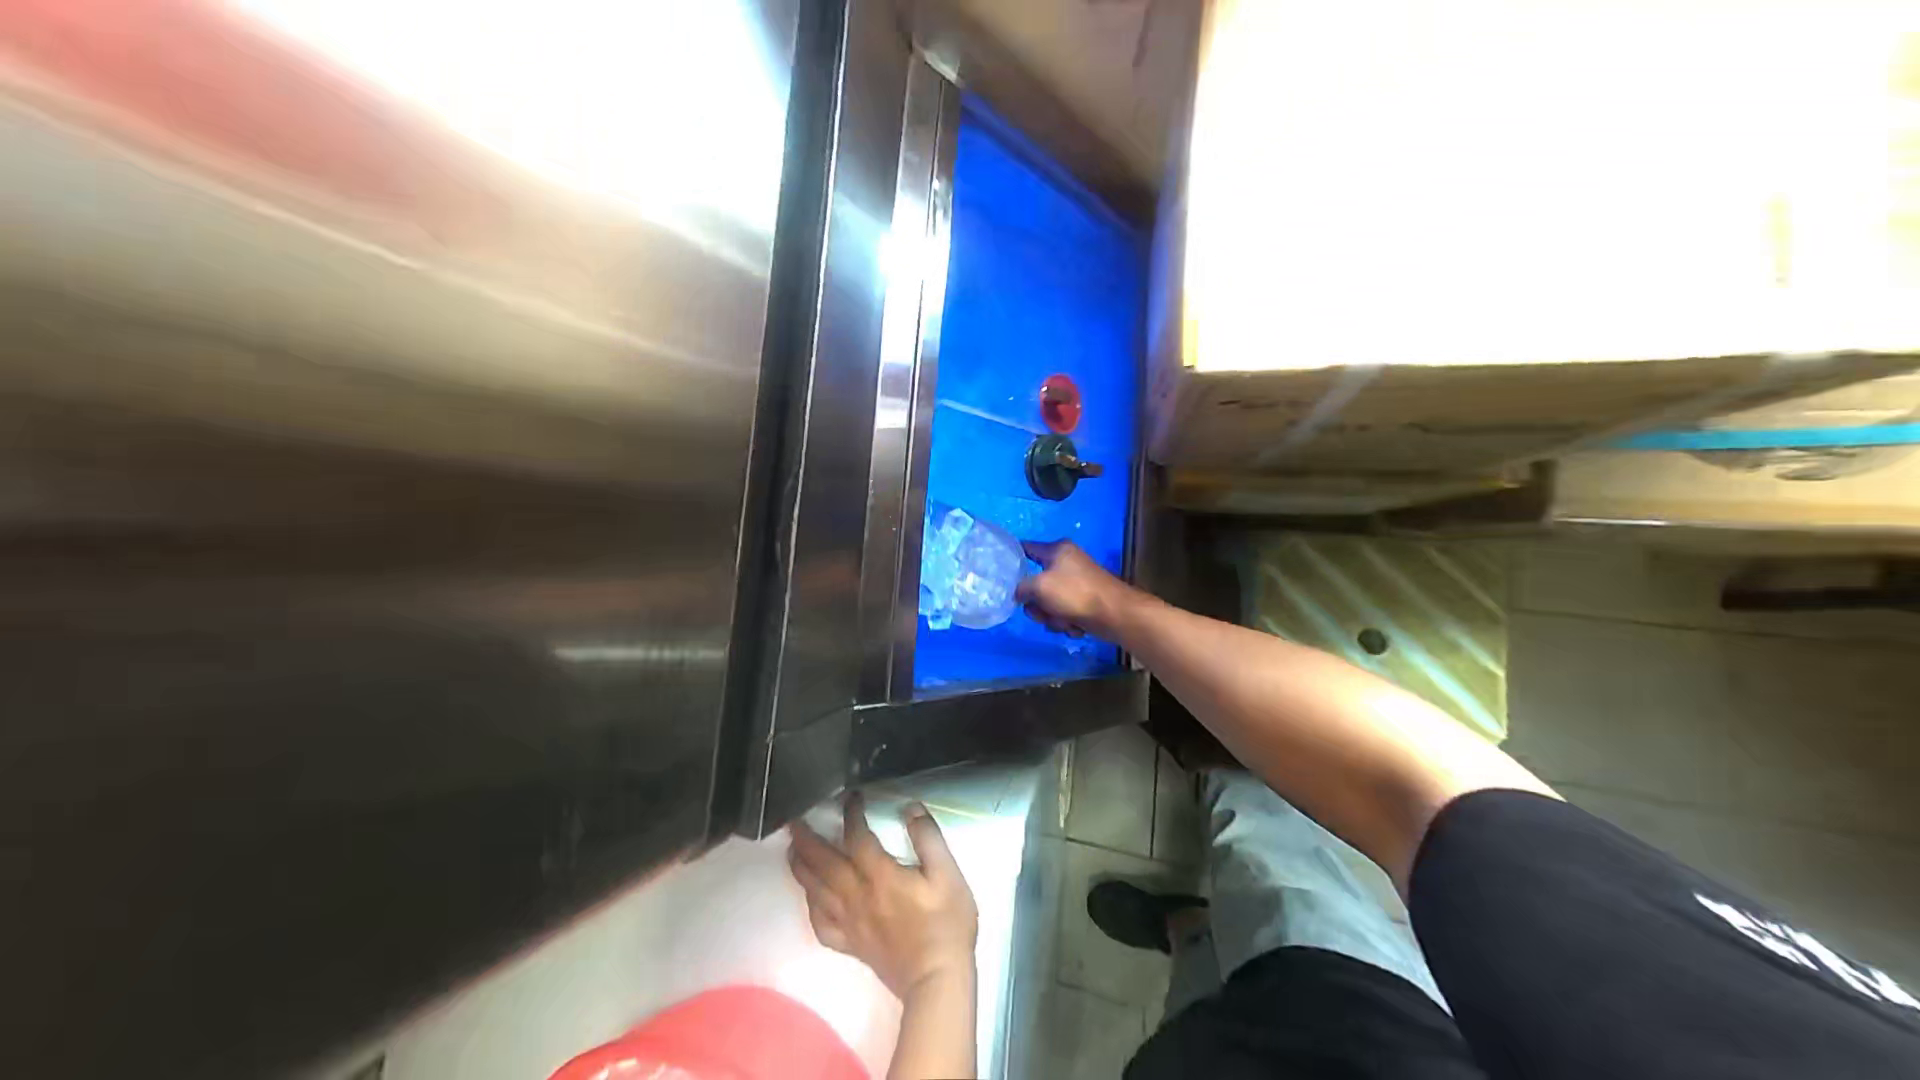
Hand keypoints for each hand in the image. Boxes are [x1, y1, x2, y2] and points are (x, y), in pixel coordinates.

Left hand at [788, 794, 978, 998]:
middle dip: (807, 839)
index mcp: (880, 875)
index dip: (851, 814)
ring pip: (815, 890)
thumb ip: (928, 838)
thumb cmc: (946, 924)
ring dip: (800, 867)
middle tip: (794, 822)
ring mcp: (850, 922)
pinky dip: (810, 907)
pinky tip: (811, 898)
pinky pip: (820, 924)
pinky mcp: (850, 944)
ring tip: (792, 851)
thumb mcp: (947, 875)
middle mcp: (857, 895)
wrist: (937, 979)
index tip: (851, 797)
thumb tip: (910, 808)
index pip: (856, 837)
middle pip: (823, 863)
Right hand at [1016, 539, 1143, 640]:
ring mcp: (1077, 582)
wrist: (1115, 615)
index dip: (1011, 558)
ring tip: (1065, 622)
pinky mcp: (1084, 601)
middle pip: (1035, 583)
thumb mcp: (1039, 587)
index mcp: (1057, 550)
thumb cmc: (1075, 594)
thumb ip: (1021, 588)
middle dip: (1038, 604)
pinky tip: (1075, 627)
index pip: (1026, 548)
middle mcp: (1067, 562)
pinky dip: (1066, 622)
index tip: (1000, 573)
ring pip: (1049, 602)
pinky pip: (1064, 612)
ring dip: (1053, 617)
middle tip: (1044, 611)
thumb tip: (1018, 594)